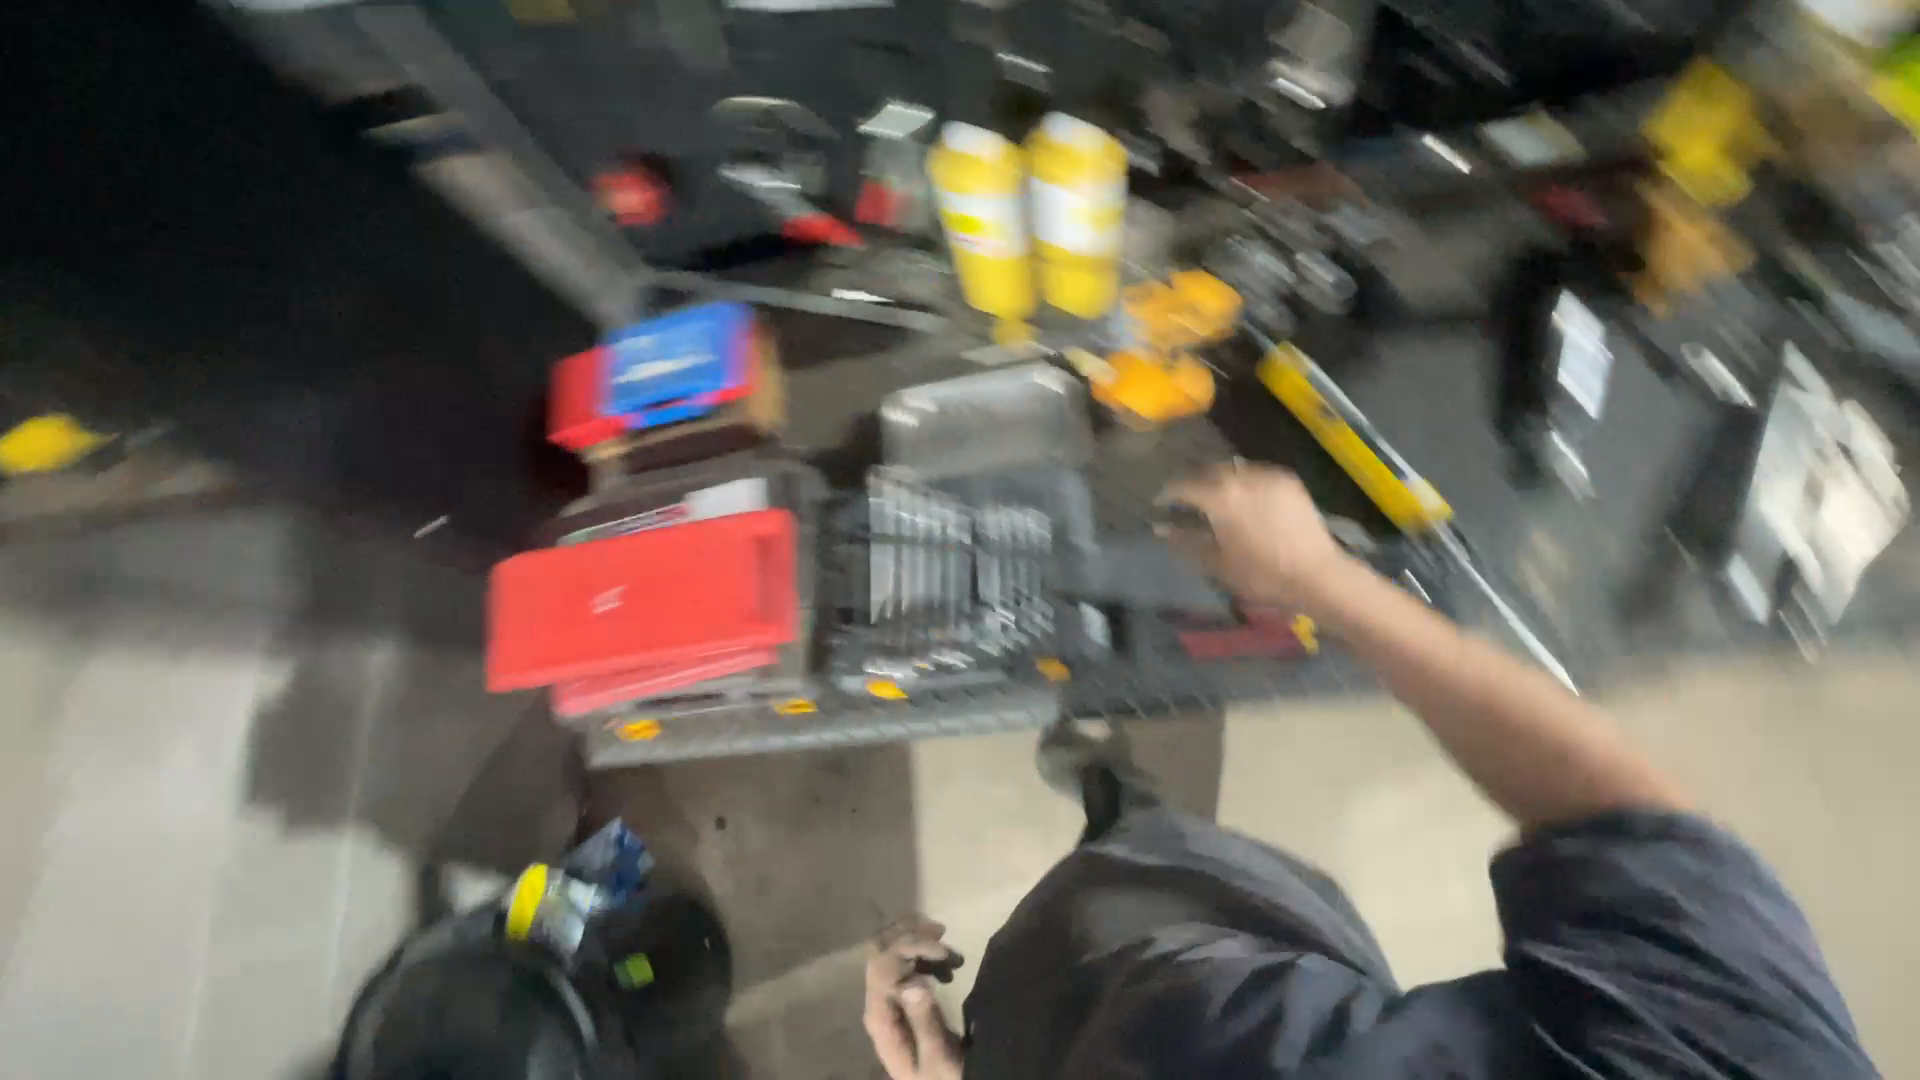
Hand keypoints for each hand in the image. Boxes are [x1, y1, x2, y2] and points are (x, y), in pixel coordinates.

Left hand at [864, 916, 963, 1079]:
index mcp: (880, 1017)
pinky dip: (921, 952)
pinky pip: (900, 961)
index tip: (944, 949)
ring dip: (917, 941)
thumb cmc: (939, 1078)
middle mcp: (876, 1002)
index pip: (882, 965)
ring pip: (889, 950)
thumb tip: (913, 982)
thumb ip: (925, 1022)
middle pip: (880, 950)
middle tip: (942, 932)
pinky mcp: (896, 997)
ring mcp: (884, 998)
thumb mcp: (938, 1058)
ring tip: (950, 953)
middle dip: (909, 933)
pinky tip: (944, 963)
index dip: (910, 946)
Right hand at [1160, 464, 1352, 610]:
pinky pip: (1256, 474)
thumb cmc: (1261, 574)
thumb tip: (1162, 527)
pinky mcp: (1288, 481)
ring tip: (1215, 499)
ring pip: (1233, 469)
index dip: (1167, 495)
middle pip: (1207, 471)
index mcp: (1218, 496)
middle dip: (1193, 484)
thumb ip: (1186, 540)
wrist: (1317, 576)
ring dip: (1218, 480)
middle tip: (1185, 502)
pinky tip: (1244, 500)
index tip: (1160, 505)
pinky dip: (1243, 482)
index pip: (1182, 486)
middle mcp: (1241, 477)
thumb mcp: (1216, 562)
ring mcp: (1267, 476)